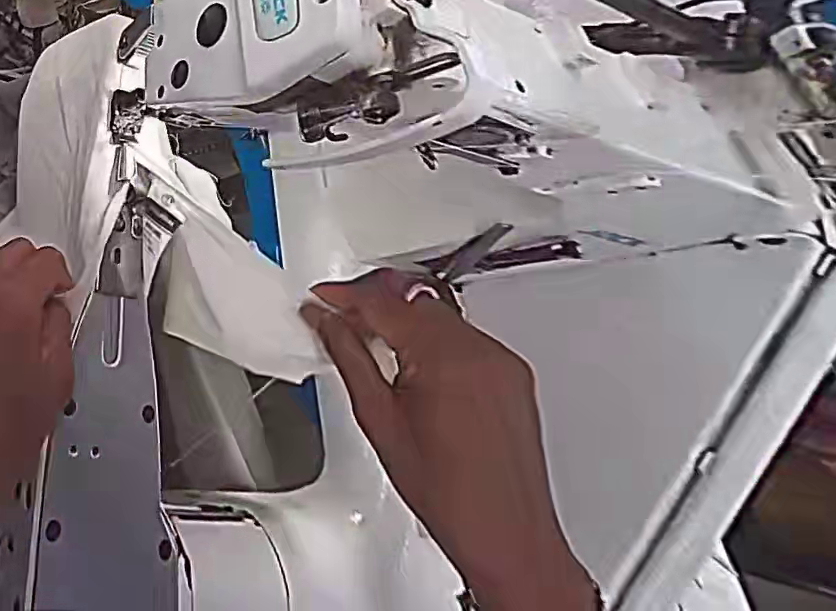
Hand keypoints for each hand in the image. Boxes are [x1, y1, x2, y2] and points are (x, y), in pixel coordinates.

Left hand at [0, 237, 74, 559]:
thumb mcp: (56, 376)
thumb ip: (60, 323)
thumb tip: (54, 306)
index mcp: (12, 302)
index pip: (46, 259)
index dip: (61, 277)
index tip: (60, 291)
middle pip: (15, 250)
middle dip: (34, 271)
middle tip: (41, 299)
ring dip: (2, 271)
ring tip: (11, 302)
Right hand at [301, 270, 593, 610]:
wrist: (508, 539)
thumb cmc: (448, 493)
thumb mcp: (378, 418)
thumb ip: (348, 356)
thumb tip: (325, 321)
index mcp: (443, 356)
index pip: (382, 304)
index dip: (344, 296)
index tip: (322, 297)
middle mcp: (478, 350)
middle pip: (410, 301)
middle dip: (372, 305)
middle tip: (340, 317)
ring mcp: (500, 360)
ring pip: (437, 314)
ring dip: (402, 320)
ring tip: (373, 342)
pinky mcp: (513, 372)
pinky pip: (463, 335)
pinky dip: (433, 338)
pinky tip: (414, 361)